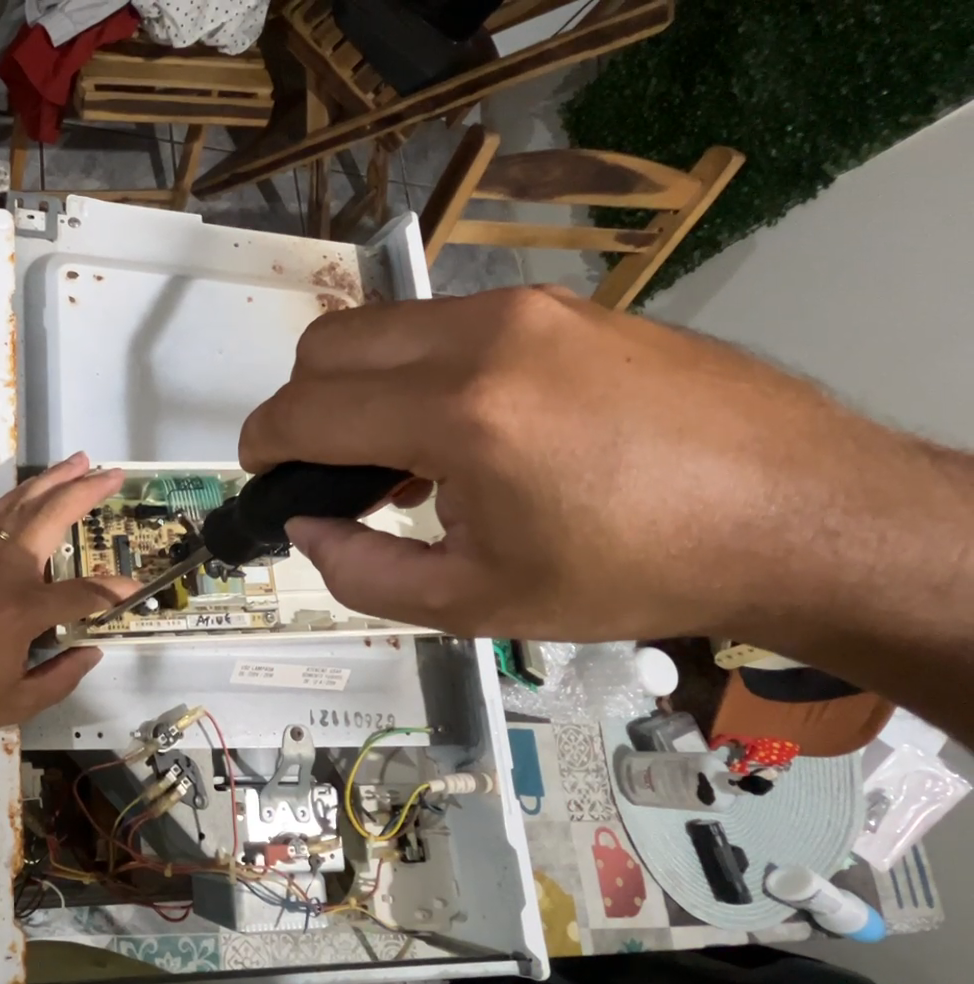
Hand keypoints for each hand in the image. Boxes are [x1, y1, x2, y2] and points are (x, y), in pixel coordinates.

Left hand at [0, 454, 134, 751]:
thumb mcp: (20, 702)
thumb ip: (62, 677)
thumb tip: (91, 651)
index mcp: (21, 611)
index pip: (80, 593)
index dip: (110, 592)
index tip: (133, 592)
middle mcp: (2, 574)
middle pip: (48, 519)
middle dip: (82, 492)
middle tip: (111, 472)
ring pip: (17, 507)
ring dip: (48, 481)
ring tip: (76, 462)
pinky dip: (12, 498)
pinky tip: (27, 491)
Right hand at [239, 287, 948, 645]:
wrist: (799, 513)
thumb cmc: (633, 572)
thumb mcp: (473, 602)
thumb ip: (360, 572)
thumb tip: (306, 526)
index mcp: (459, 417)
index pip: (307, 410)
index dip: (262, 445)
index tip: (261, 475)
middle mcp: (482, 338)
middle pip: (327, 344)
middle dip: (299, 405)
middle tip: (324, 468)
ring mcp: (524, 310)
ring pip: (381, 324)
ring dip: (355, 384)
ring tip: (396, 454)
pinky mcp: (558, 304)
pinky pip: (441, 322)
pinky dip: (412, 368)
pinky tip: (456, 427)